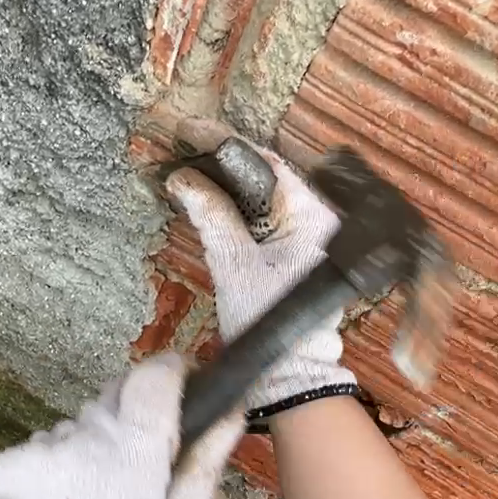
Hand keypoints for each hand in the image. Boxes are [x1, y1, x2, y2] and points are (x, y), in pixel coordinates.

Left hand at [0, 354, 243, 498]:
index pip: (152, 378)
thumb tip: (232, 411)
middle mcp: (83, 436)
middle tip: (136, 473)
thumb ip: (202, 469)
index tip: (180, 386)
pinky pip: (44, 449)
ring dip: (91, 448)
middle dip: (132, 420)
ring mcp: (40, 447)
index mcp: (132, 454)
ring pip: (78, 427)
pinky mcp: (7, 461)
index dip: (170, 372)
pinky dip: (56, 469)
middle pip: (114, 399)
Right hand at [165, 140, 357, 413]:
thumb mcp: (233, 265)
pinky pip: (260, 213)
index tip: (189, 129)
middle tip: (182, 140)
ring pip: (260, 191)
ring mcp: (305, 233)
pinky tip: (206, 192)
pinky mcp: (291, 247)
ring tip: (187, 161)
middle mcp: (315, 217)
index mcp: (313, 215)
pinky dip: (232, 202)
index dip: (224, 143)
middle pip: (264, 172)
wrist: (285, 369)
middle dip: (221, 157)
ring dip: (224, 177)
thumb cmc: (266, 321)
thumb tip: (184, 179)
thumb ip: (212, 217)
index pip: (266, 163)